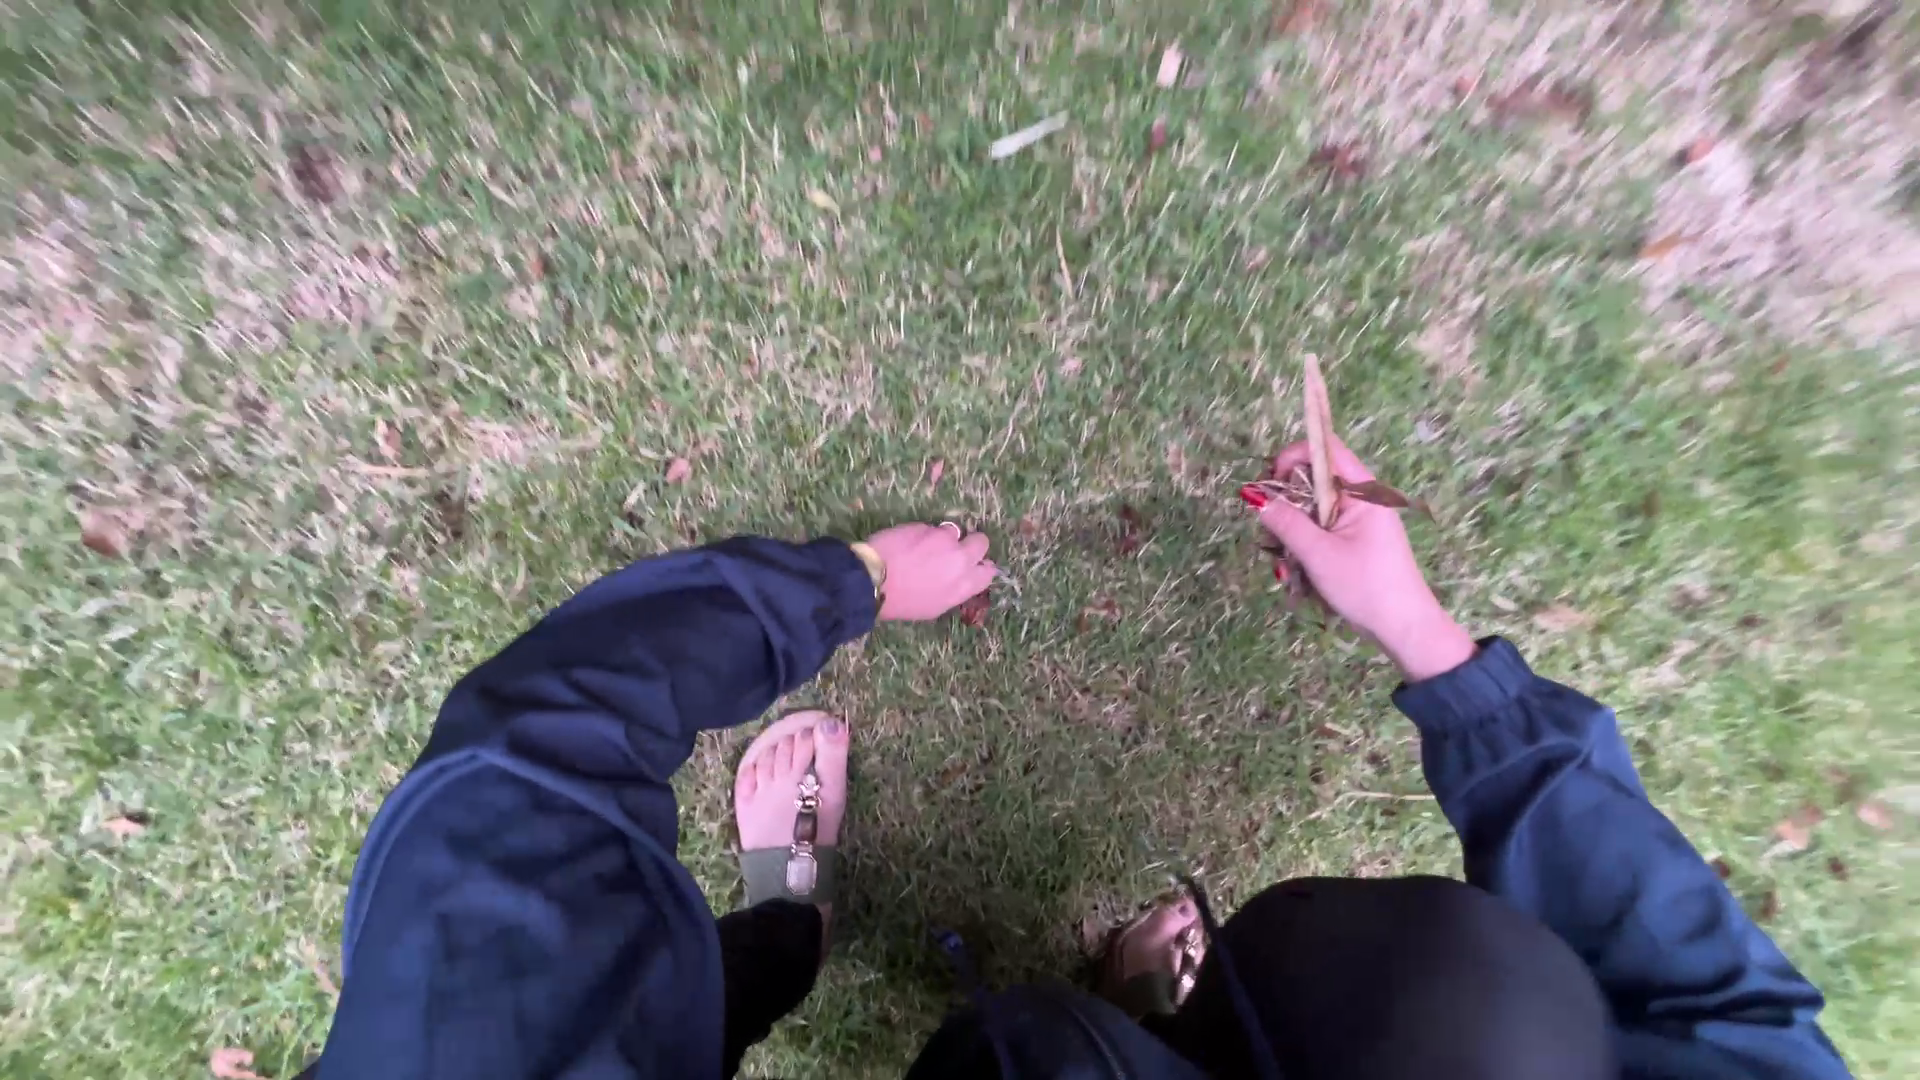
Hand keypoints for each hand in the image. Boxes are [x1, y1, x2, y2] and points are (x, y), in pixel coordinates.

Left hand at [863, 523, 996, 621]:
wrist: (873, 579)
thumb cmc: (903, 602)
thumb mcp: (935, 607)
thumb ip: (955, 589)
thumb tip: (961, 577)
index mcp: (964, 584)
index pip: (988, 571)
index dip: (981, 567)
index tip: (972, 566)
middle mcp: (960, 558)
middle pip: (981, 542)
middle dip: (972, 543)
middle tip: (955, 550)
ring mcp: (943, 539)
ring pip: (954, 531)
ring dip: (944, 538)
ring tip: (924, 548)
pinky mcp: (925, 526)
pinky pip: (930, 528)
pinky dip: (922, 535)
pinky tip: (907, 544)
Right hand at [1248, 438, 1475, 681]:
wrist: (1404, 629)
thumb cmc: (1365, 587)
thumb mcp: (1318, 554)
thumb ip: (1285, 522)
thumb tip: (1252, 495)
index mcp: (1364, 493)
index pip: (1326, 449)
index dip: (1293, 455)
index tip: (1269, 481)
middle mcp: (1361, 500)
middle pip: (1311, 481)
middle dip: (1285, 504)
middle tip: (1272, 532)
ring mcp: (1357, 521)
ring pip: (1310, 510)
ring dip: (1290, 532)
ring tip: (1286, 566)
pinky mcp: (1352, 541)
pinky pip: (1318, 530)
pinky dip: (1302, 546)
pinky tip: (1297, 572)